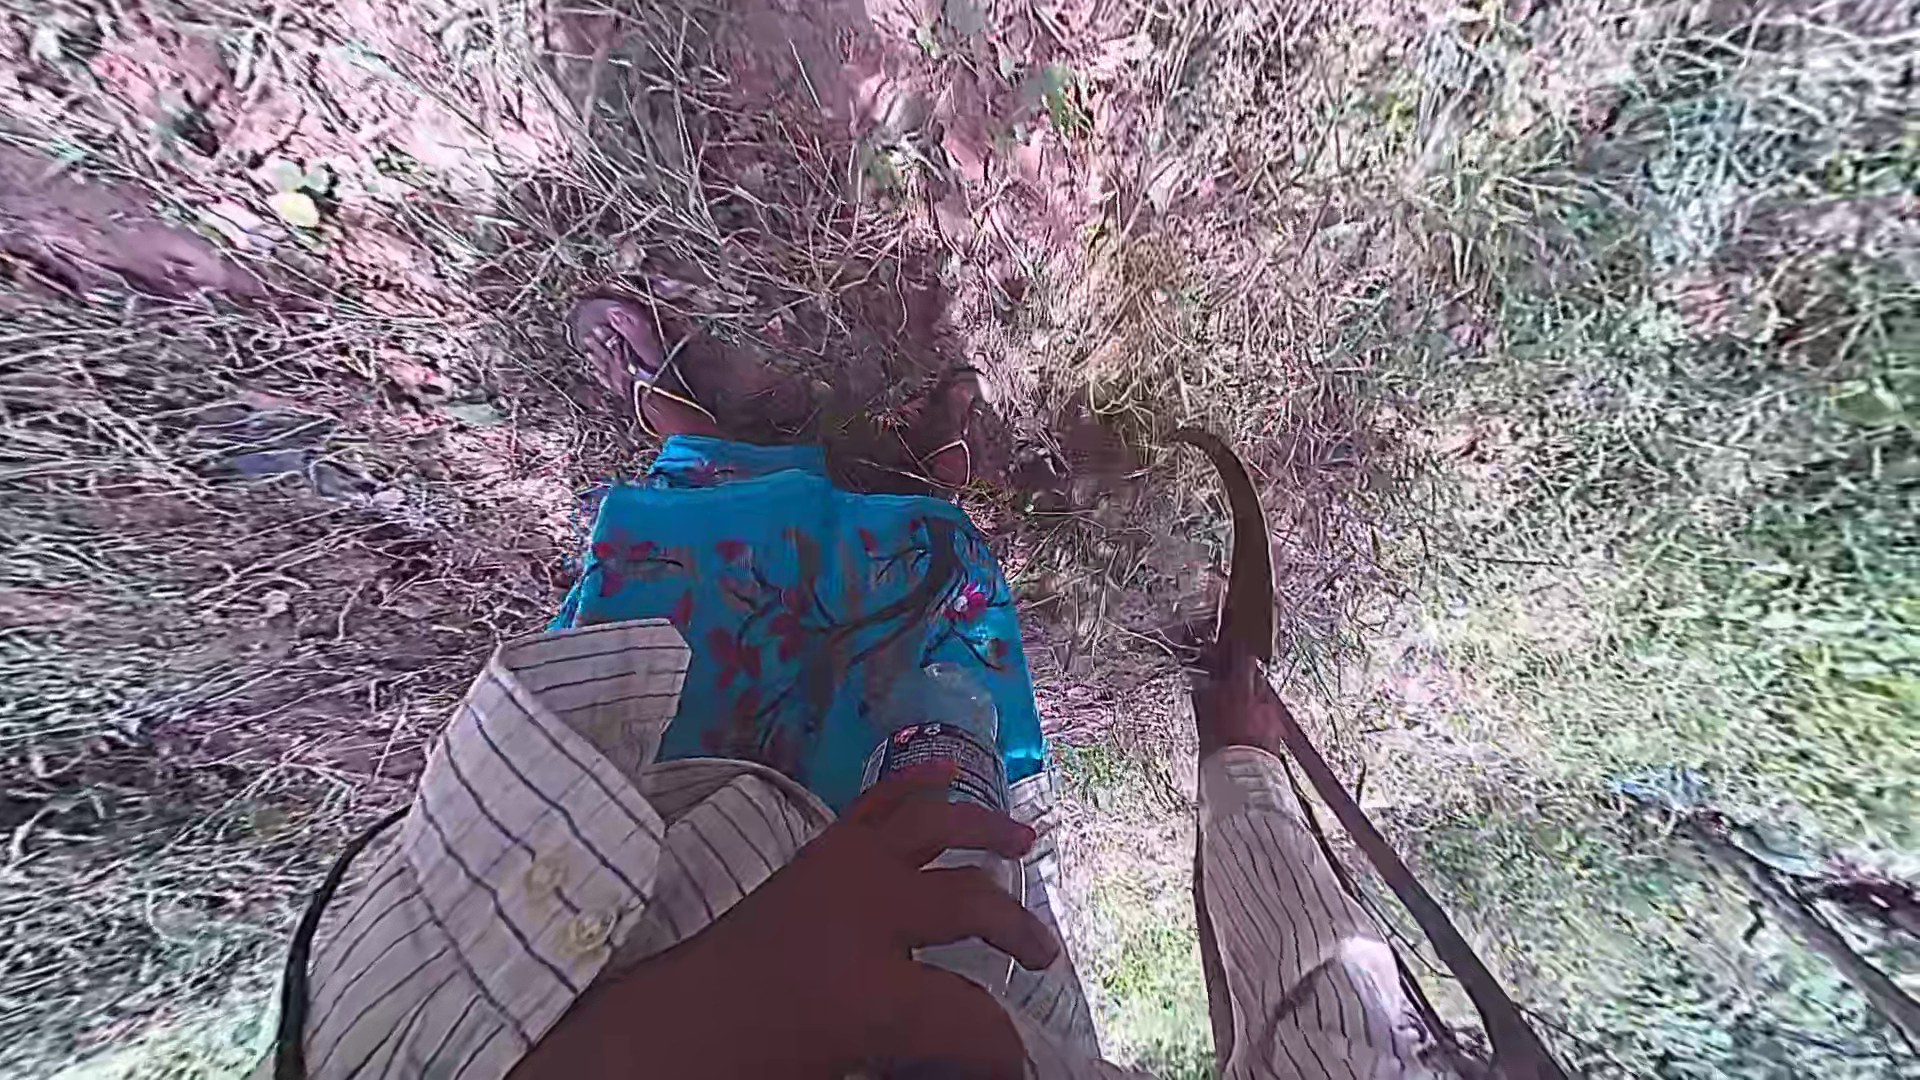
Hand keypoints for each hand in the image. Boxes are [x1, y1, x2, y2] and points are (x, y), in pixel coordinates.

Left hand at [514, 762, 1057, 1079]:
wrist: (679, 1024)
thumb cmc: (758, 1062)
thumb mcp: (849, 1069)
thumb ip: (924, 1054)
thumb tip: (987, 1051)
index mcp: (870, 994)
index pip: (970, 1019)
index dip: (1004, 1048)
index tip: (1020, 1062)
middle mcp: (867, 910)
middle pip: (967, 903)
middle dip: (1016, 930)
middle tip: (1044, 956)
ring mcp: (845, 864)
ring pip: (933, 826)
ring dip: (984, 828)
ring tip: (1025, 838)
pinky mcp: (825, 845)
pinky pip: (879, 800)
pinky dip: (916, 781)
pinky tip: (949, 771)